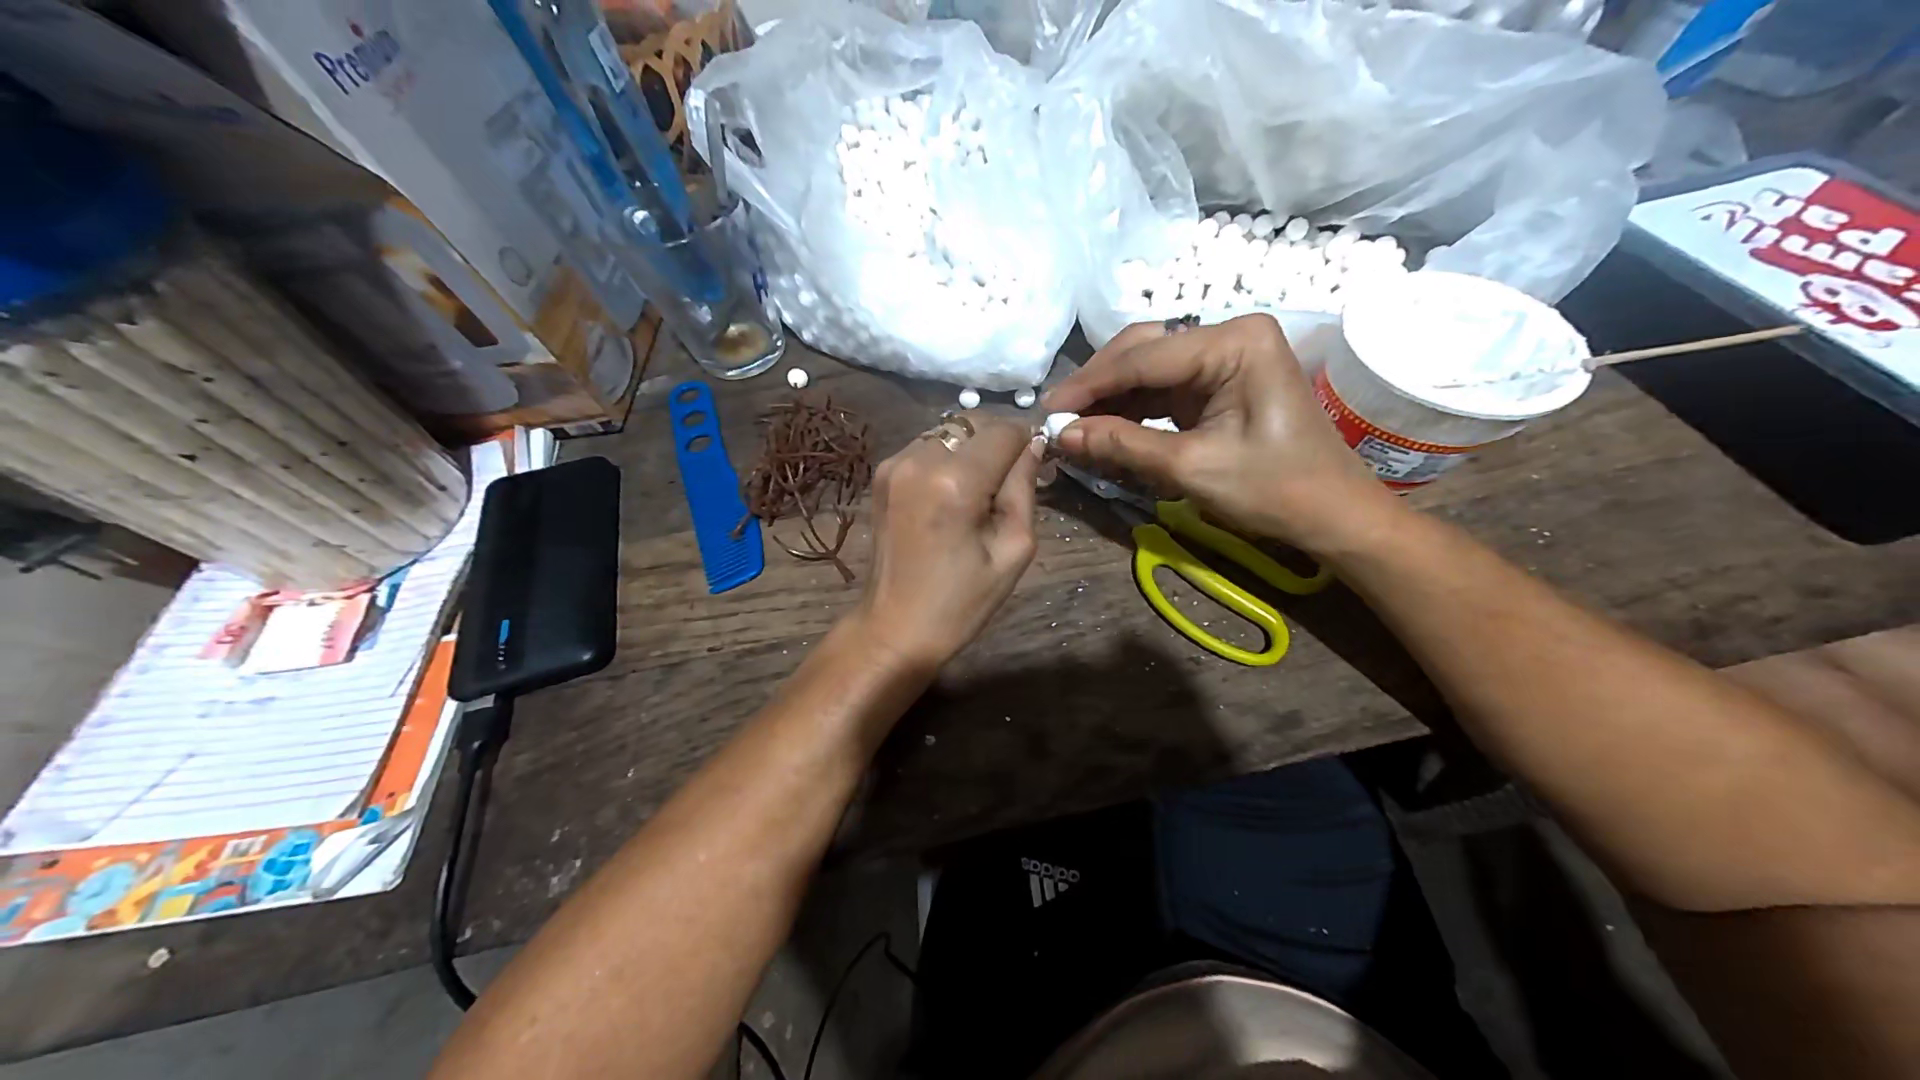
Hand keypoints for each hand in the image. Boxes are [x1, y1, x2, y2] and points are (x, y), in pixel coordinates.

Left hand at [854, 411, 1041, 673]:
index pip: (1004, 431)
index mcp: (955, 481)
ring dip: (971, 448)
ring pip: (949, 431)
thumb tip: (1033, 445)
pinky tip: (951, 494)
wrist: (893, 628)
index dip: (1027, 442)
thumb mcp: (1012, 550)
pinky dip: (947, 458)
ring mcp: (894, 463)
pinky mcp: (881, 474)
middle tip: (1009, 480)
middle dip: (998, 442)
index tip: (1035, 466)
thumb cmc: (960, 602)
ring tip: (978, 491)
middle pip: (974, 422)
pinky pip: (926, 447)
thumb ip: (1024, 488)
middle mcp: (920, 459)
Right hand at [1044, 314, 1403, 554]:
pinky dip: (1132, 410)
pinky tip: (1103, 427)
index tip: (1048, 411)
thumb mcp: (1191, 468)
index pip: (1144, 357)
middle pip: (1143, 351)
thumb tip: (1062, 435)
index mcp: (1234, 342)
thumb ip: (1123, 444)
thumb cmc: (1274, 490)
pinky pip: (1163, 389)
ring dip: (1110, 398)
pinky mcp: (1219, 383)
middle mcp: (1229, 336)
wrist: (1333, 515)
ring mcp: (1225, 358)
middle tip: (1057, 418)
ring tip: (1072, 426)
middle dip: (1098, 386)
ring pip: (1148, 369)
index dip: (1090, 385)